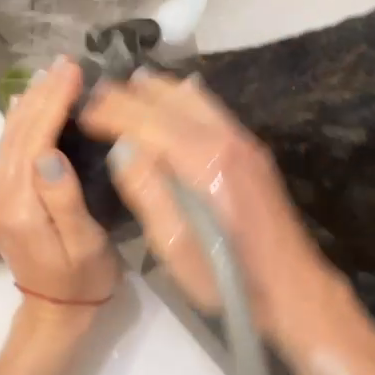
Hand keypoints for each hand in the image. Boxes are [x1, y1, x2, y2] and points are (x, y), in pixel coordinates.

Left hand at [0, 58, 119, 322]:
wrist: (55, 314)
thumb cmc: (83, 281)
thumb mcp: (84, 245)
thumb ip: (64, 200)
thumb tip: (49, 153)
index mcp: (22, 206)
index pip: (35, 140)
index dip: (54, 103)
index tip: (74, 71)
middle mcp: (2, 198)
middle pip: (18, 134)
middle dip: (42, 95)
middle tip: (65, 63)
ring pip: (9, 140)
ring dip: (29, 104)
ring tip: (48, 75)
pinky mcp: (4, 203)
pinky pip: (8, 152)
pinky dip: (19, 124)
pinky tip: (23, 106)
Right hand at [78, 72, 339, 335]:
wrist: (292, 287)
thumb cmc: (227, 277)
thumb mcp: (175, 247)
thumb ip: (147, 192)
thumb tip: (121, 147)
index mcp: (203, 161)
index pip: (146, 120)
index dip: (111, 111)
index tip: (82, 110)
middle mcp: (226, 139)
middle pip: (171, 99)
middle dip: (131, 94)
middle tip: (97, 94)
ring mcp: (245, 143)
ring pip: (195, 98)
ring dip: (159, 91)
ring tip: (129, 87)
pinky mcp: (254, 153)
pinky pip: (212, 109)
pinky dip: (183, 99)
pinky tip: (174, 100)